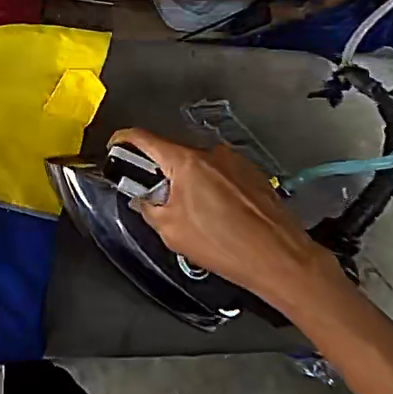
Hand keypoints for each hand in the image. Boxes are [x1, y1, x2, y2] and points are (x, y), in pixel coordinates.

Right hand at [109, 128, 340, 307]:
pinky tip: (219, 216)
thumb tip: (143, 196)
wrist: (276, 254)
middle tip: (158, 201)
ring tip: (196, 217)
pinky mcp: (251, 172)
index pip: (145, 138)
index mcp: (186, 161)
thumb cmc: (223, 244)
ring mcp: (234, 160)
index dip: (125, 140)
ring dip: (190, 183)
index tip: (116, 146)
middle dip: (162, 174)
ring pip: (199, 165)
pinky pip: (221, 174)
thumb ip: (149, 206)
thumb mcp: (171, 230)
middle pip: (174, 154)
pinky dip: (212, 188)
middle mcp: (211, 153)